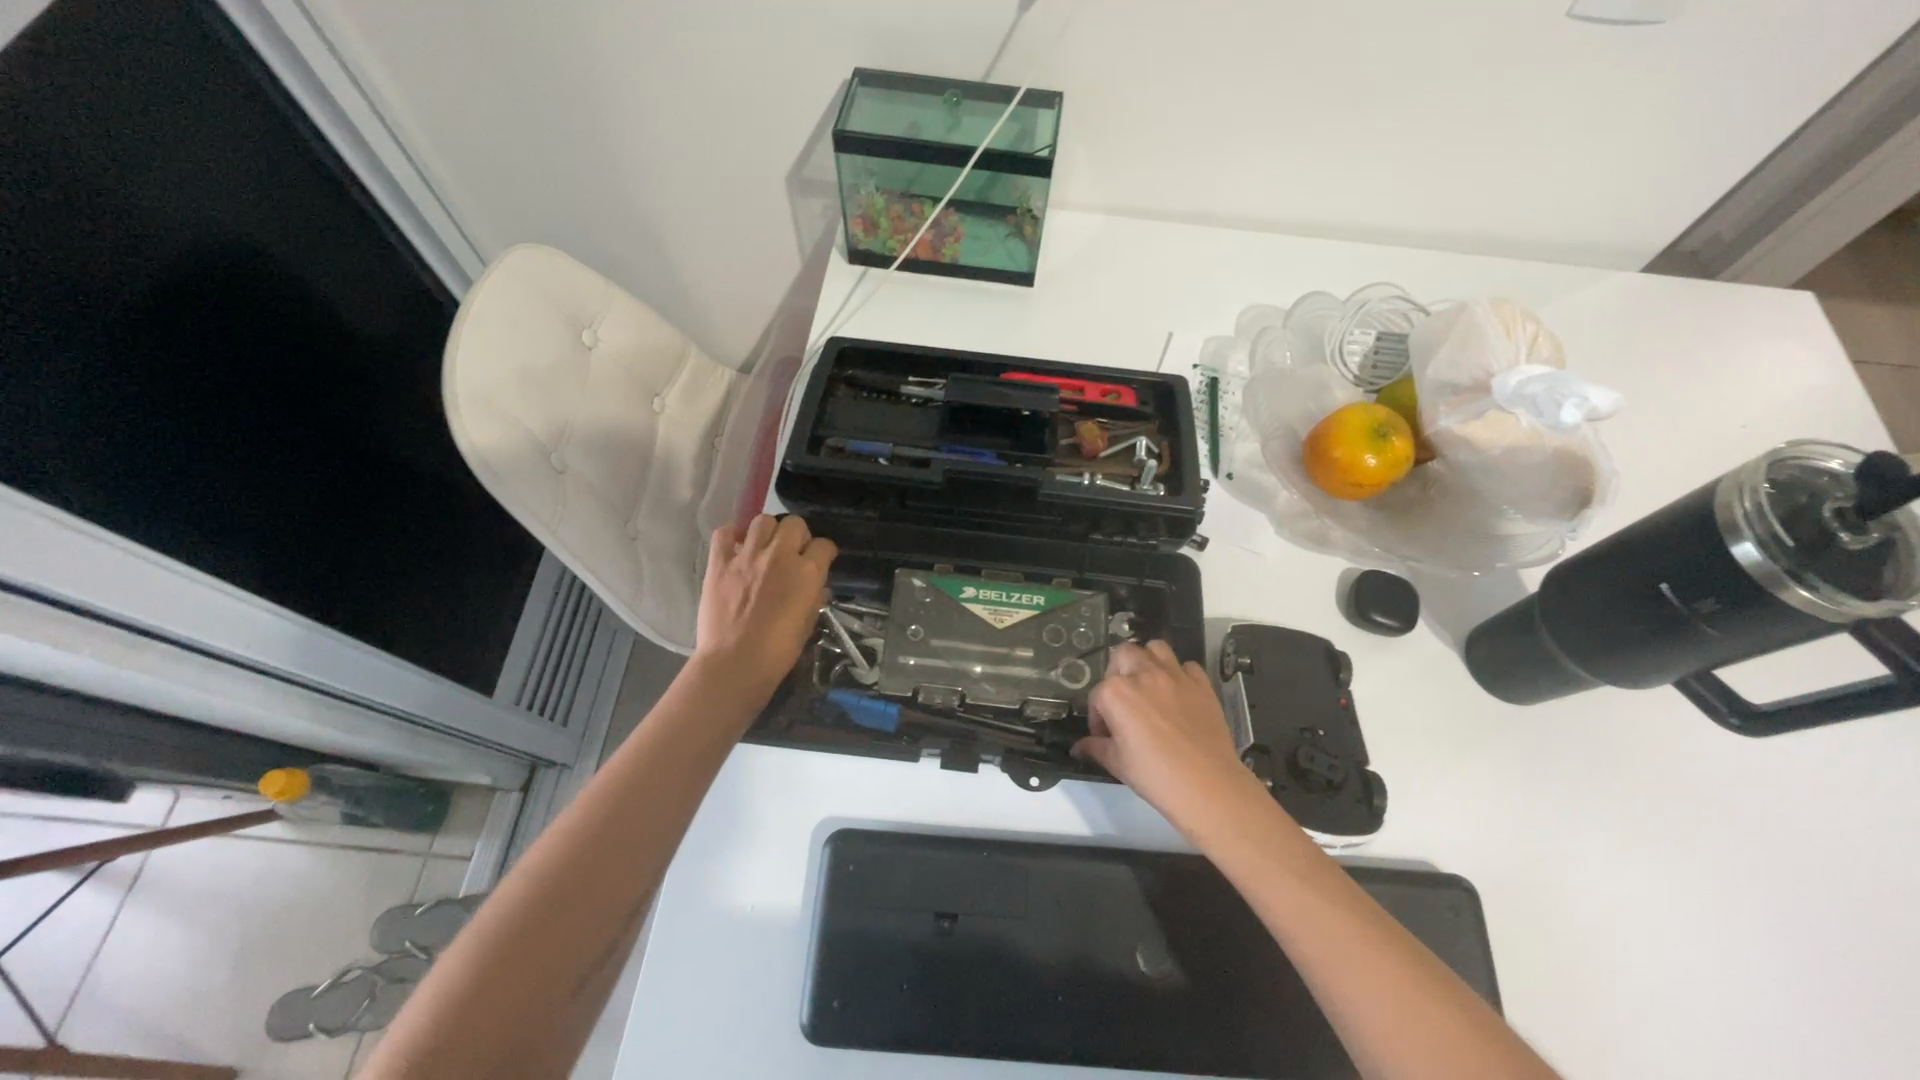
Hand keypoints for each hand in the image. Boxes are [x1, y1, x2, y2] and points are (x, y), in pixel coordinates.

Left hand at [694, 515, 835, 697]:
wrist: (735, 663)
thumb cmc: (778, 651)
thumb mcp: (808, 624)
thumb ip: (814, 598)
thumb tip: (816, 588)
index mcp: (807, 572)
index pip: (824, 545)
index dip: (823, 553)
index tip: (819, 561)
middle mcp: (780, 556)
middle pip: (794, 523)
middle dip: (797, 535)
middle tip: (791, 552)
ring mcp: (747, 556)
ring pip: (762, 521)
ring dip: (768, 531)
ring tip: (764, 547)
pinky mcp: (719, 563)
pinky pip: (724, 533)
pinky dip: (731, 535)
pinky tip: (736, 547)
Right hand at [1073, 641, 1270, 839]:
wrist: (1206, 784)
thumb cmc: (1155, 775)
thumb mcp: (1117, 764)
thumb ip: (1095, 748)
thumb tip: (1079, 747)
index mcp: (1116, 693)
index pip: (1097, 695)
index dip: (1097, 717)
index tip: (1104, 736)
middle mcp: (1144, 675)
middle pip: (1123, 655)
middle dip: (1118, 673)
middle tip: (1123, 701)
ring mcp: (1175, 676)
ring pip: (1156, 649)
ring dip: (1148, 661)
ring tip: (1149, 686)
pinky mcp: (1201, 684)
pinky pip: (1187, 667)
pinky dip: (1180, 675)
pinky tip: (1178, 695)